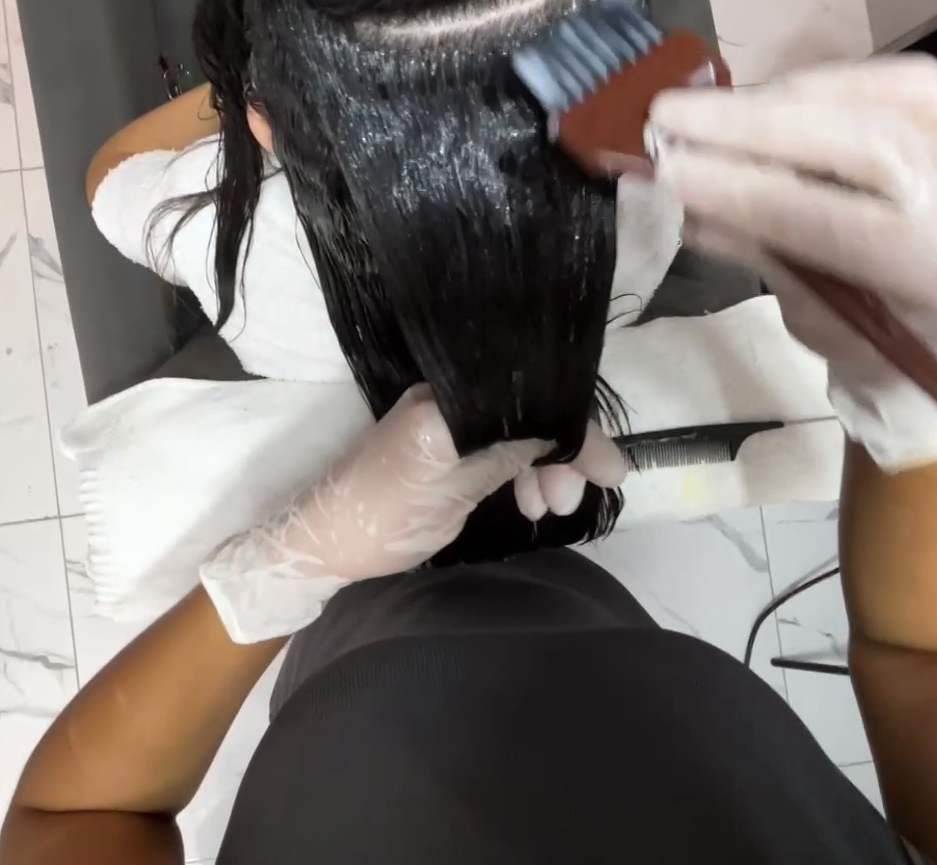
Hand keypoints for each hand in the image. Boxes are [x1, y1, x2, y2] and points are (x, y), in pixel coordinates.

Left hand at [200, 385, 626, 641]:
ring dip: (541, 467)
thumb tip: (567, 432)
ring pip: (514, 432)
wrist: (326, 542)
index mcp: (447, 397)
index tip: (610, 469)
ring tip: (550, 509)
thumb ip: (509, 453)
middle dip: (560, 451)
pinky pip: (495, 449)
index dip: (574, 427)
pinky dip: (517, 474)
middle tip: (574, 499)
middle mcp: (448, 398)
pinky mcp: (444, 445)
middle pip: (526, 411)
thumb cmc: (384, 515)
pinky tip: (528, 503)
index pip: (528, 394)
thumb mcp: (453, 489)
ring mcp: (446, 422)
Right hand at [647, 56, 936, 469]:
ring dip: (777, 99)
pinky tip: (765, 97)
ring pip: (882, 95)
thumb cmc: (872, 343)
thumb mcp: (807, 311)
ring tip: (704, 111)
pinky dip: (818, 85)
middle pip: (864, 143)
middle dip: (752, 125)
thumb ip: (753, 245)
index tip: (667, 170)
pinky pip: (896, 80)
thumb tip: (678, 194)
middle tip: (668, 116)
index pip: (832, 219)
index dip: (742, 189)